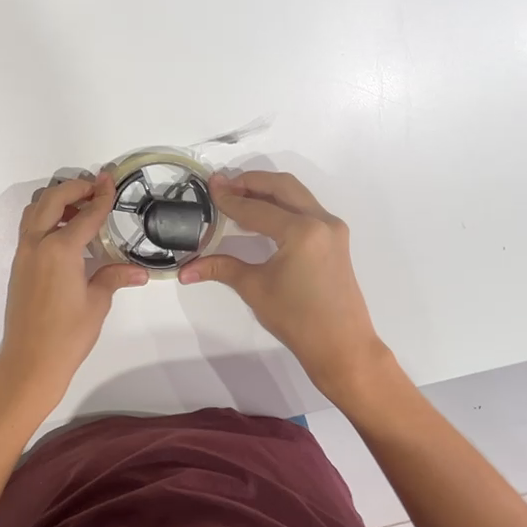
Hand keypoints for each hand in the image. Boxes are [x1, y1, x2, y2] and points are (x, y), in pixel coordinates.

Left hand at [0, 173, 148, 395]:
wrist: (30, 360)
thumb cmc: (67, 335)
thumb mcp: (97, 303)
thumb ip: (114, 278)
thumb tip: (139, 272)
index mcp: (60, 249)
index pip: (86, 214)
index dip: (102, 196)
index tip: (111, 180)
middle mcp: (37, 244)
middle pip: (53, 199)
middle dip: (75, 188)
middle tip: (95, 186)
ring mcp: (23, 253)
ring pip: (34, 210)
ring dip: (56, 201)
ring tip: (79, 208)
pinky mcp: (18, 265)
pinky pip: (29, 228)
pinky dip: (45, 218)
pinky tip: (65, 233)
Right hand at [178, 171, 394, 406]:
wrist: (341, 344)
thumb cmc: (297, 318)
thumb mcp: (255, 288)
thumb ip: (221, 269)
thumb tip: (185, 271)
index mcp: (301, 231)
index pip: (256, 208)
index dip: (229, 199)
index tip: (209, 186)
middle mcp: (321, 221)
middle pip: (282, 187)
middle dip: (251, 182)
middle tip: (223, 184)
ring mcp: (332, 229)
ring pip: (296, 195)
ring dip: (267, 191)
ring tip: (239, 196)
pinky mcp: (335, 240)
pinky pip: (305, 209)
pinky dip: (282, 205)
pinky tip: (261, 218)